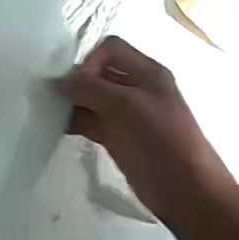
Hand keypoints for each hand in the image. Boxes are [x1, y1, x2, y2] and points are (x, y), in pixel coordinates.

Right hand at [60, 36, 237, 225]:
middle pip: (100, 74)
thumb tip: (63, 80)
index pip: (110, 49)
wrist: (185, 190)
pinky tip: (61, 129)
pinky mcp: (120, 138)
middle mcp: (137, 89)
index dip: (90, 61)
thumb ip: (91, 88)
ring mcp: (129, 115)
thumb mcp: (124, 106)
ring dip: (74, 104)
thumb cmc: (159, 140)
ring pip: (94, 100)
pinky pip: (94, 122)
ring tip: (53, 115)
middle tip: (54, 99)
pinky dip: (77, 123)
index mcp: (147, 72)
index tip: (77, 85)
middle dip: (78, 83)